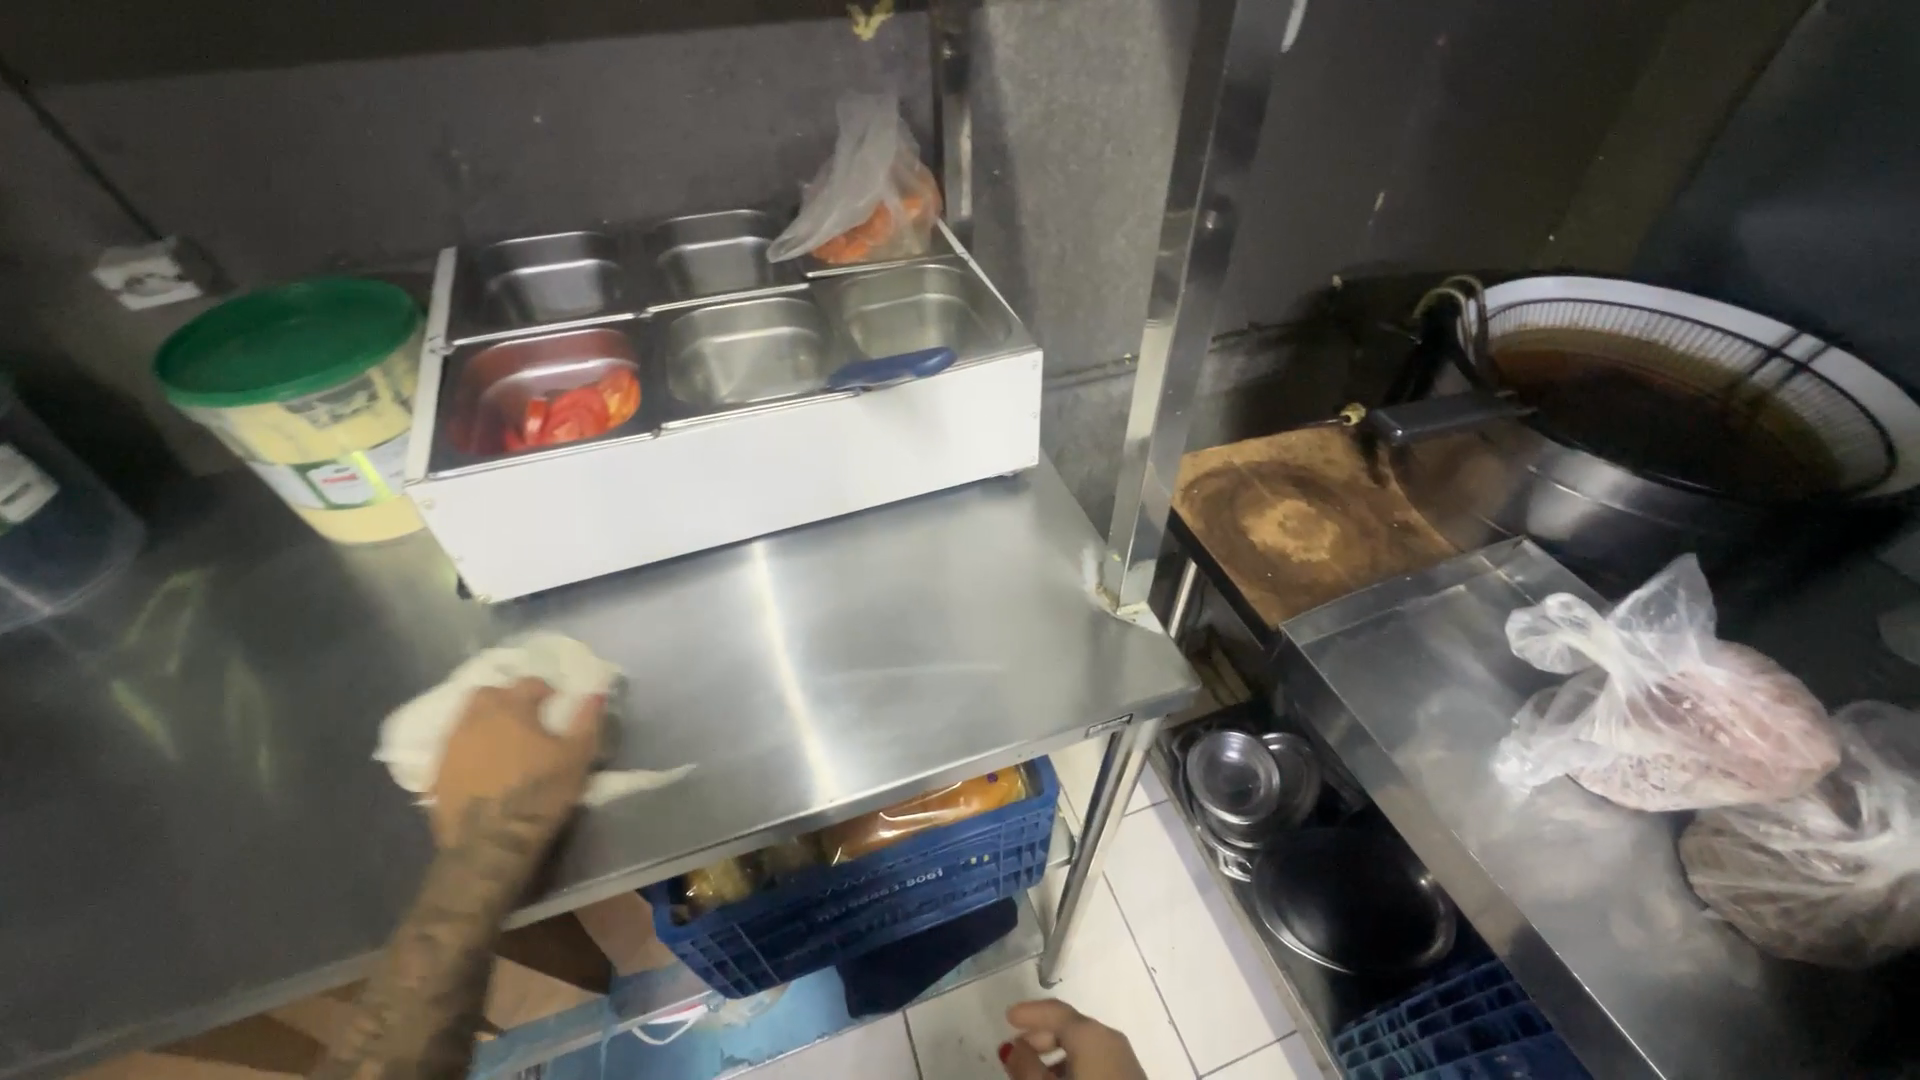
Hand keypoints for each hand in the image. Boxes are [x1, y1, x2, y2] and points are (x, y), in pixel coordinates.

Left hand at [430, 677, 605, 848]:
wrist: (491, 845)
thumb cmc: (540, 794)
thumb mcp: (577, 756)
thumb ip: (587, 721)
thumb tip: (595, 693)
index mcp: (509, 709)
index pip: (529, 683)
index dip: (547, 691)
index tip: (558, 706)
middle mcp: (474, 720)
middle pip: (488, 694)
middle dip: (508, 699)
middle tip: (527, 718)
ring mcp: (450, 747)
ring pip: (466, 719)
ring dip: (485, 723)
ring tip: (505, 743)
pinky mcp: (436, 775)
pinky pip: (453, 749)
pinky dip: (469, 750)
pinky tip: (483, 767)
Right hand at [999, 1000, 1147, 1079]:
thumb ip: (1026, 1067)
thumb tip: (1014, 1047)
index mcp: (1091, 1033)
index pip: (1055, 1011)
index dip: (1029, 1013)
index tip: (1008, 1018)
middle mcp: (1110, 1038)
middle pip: (1070, 1028)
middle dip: (1041, 1037)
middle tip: (1018, 1050)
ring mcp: (1125, 1061)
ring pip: (1084, 1047)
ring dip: (1057, 1056)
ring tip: (1036, 1075)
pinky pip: (1097, 1062)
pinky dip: (1075, 1067)